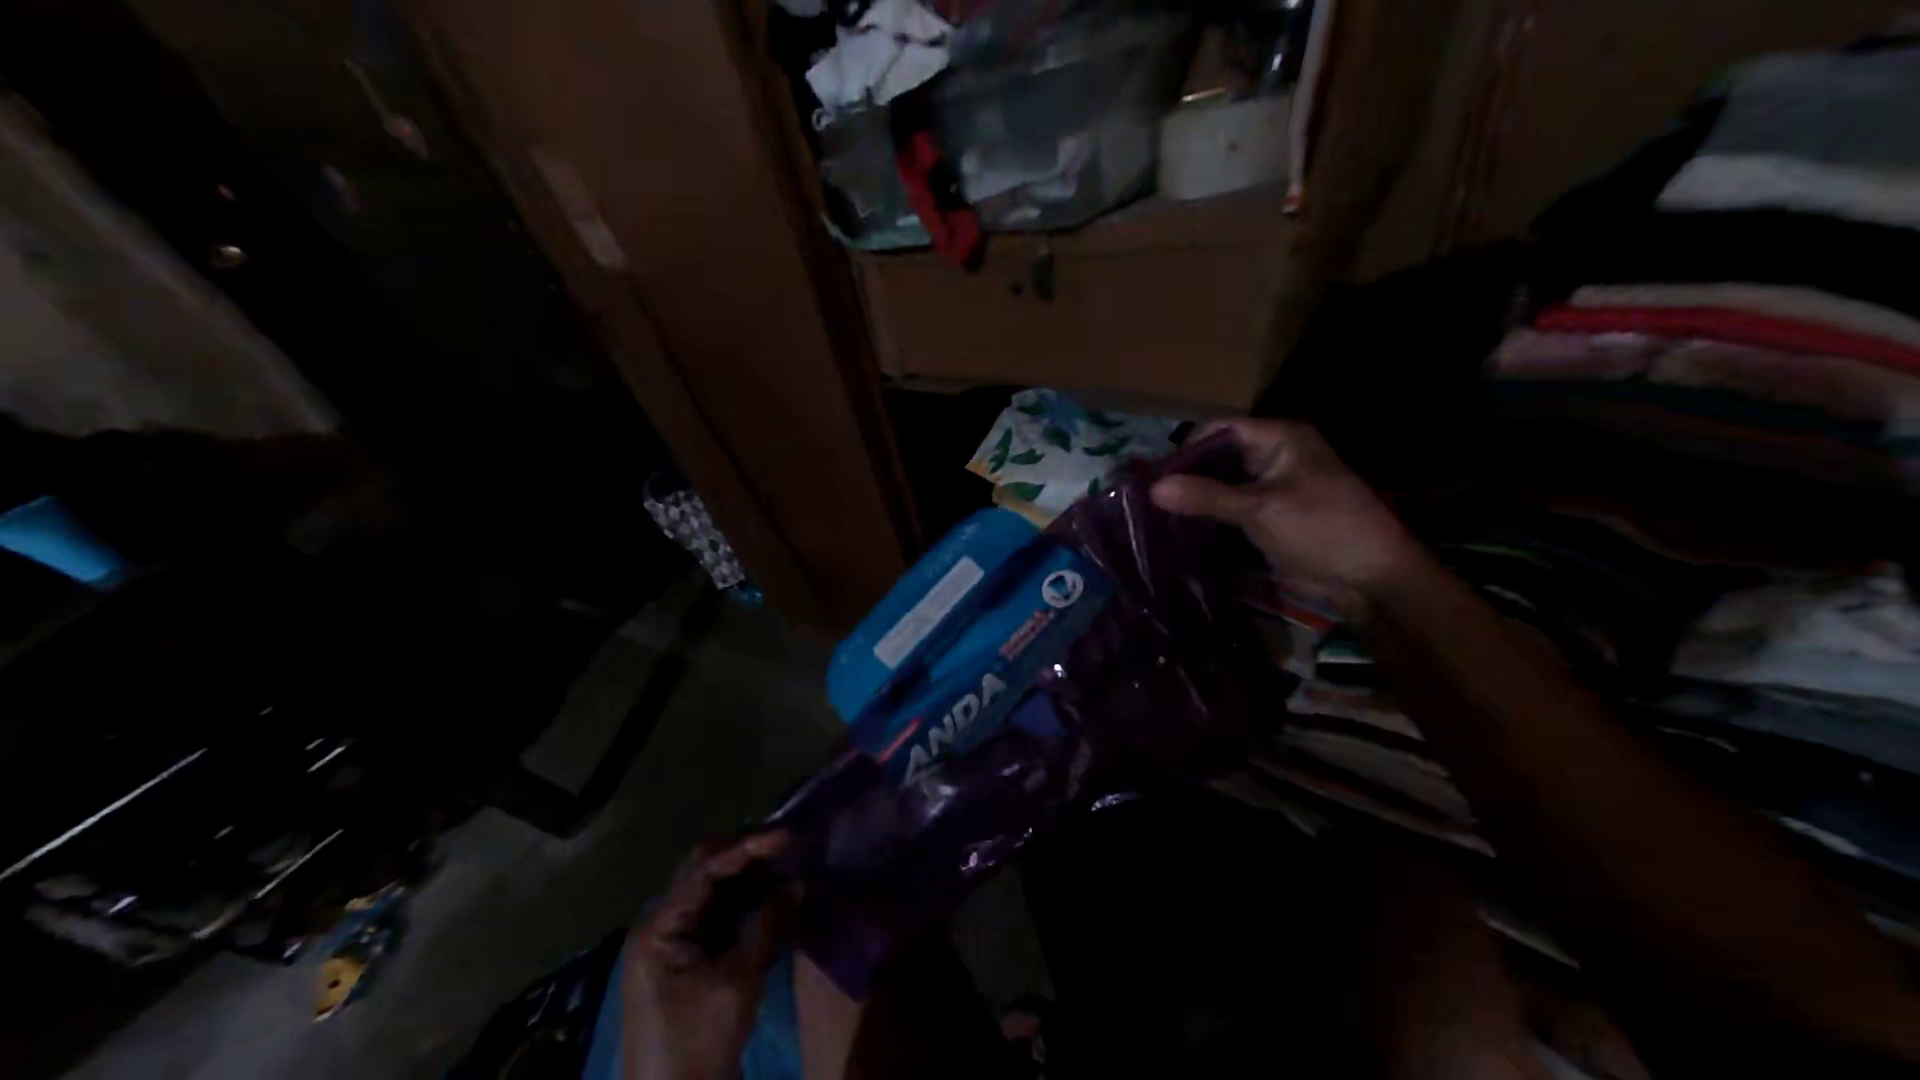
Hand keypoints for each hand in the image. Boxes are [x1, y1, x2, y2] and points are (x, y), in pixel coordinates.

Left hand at [623, 831, 795, 1079]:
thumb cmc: (699, 1042)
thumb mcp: (739, 981)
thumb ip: (768, 925)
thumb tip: (800, 881)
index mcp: (660, 927)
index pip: (704, 869)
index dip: (746, 846)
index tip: (784, 835)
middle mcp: (659, 923)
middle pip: (703, 870)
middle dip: (745, 853)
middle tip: (786, 843)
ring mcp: (669, 939)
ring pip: (710, 889)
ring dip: (746, 875)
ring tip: (784, 859)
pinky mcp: (683, 954)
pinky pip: (713, 912)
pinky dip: (741, 899)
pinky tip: (770, 890)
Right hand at [1150, 419, 1421, 614]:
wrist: (1368, 578)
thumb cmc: (1322, 529)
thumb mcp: (1262, 508)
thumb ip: (1207, 496)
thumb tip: (1153, 488)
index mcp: (1280, 439)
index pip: (1221, 430)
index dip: (1187, 448)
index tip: (1154, 475)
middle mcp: (1272, 457)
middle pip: (1217, 457)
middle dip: (1185, 475)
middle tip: (1147, 498)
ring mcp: (1270, 489)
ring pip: (1220, 485)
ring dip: (1193, 499)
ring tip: (1155, 515)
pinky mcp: (1266, 517)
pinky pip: (1228, 510)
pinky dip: (1207, 517)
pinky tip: (1179, 529)